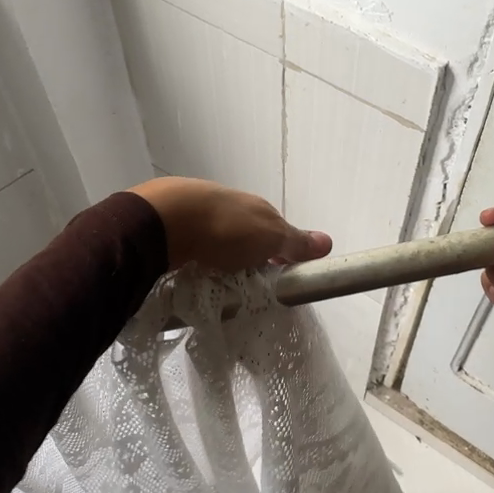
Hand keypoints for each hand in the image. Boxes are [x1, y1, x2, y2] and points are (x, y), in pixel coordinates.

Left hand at [130, 177, 330, 271]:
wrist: (165, 218)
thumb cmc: (225, 229)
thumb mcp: (270, 237)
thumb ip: (295, 243)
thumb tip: (328, 242)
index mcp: (257, 208)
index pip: (277, 232)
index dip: (281, 254)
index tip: (279, 279)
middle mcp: (230, 206)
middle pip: (247, 236)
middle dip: (249, 257)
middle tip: (248, 286)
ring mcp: (199, 214)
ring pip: (218, 241)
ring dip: (220, 259)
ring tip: (219, 285)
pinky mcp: (174, 226)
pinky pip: (193, 247)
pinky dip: (197, 259)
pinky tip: (194, 272)